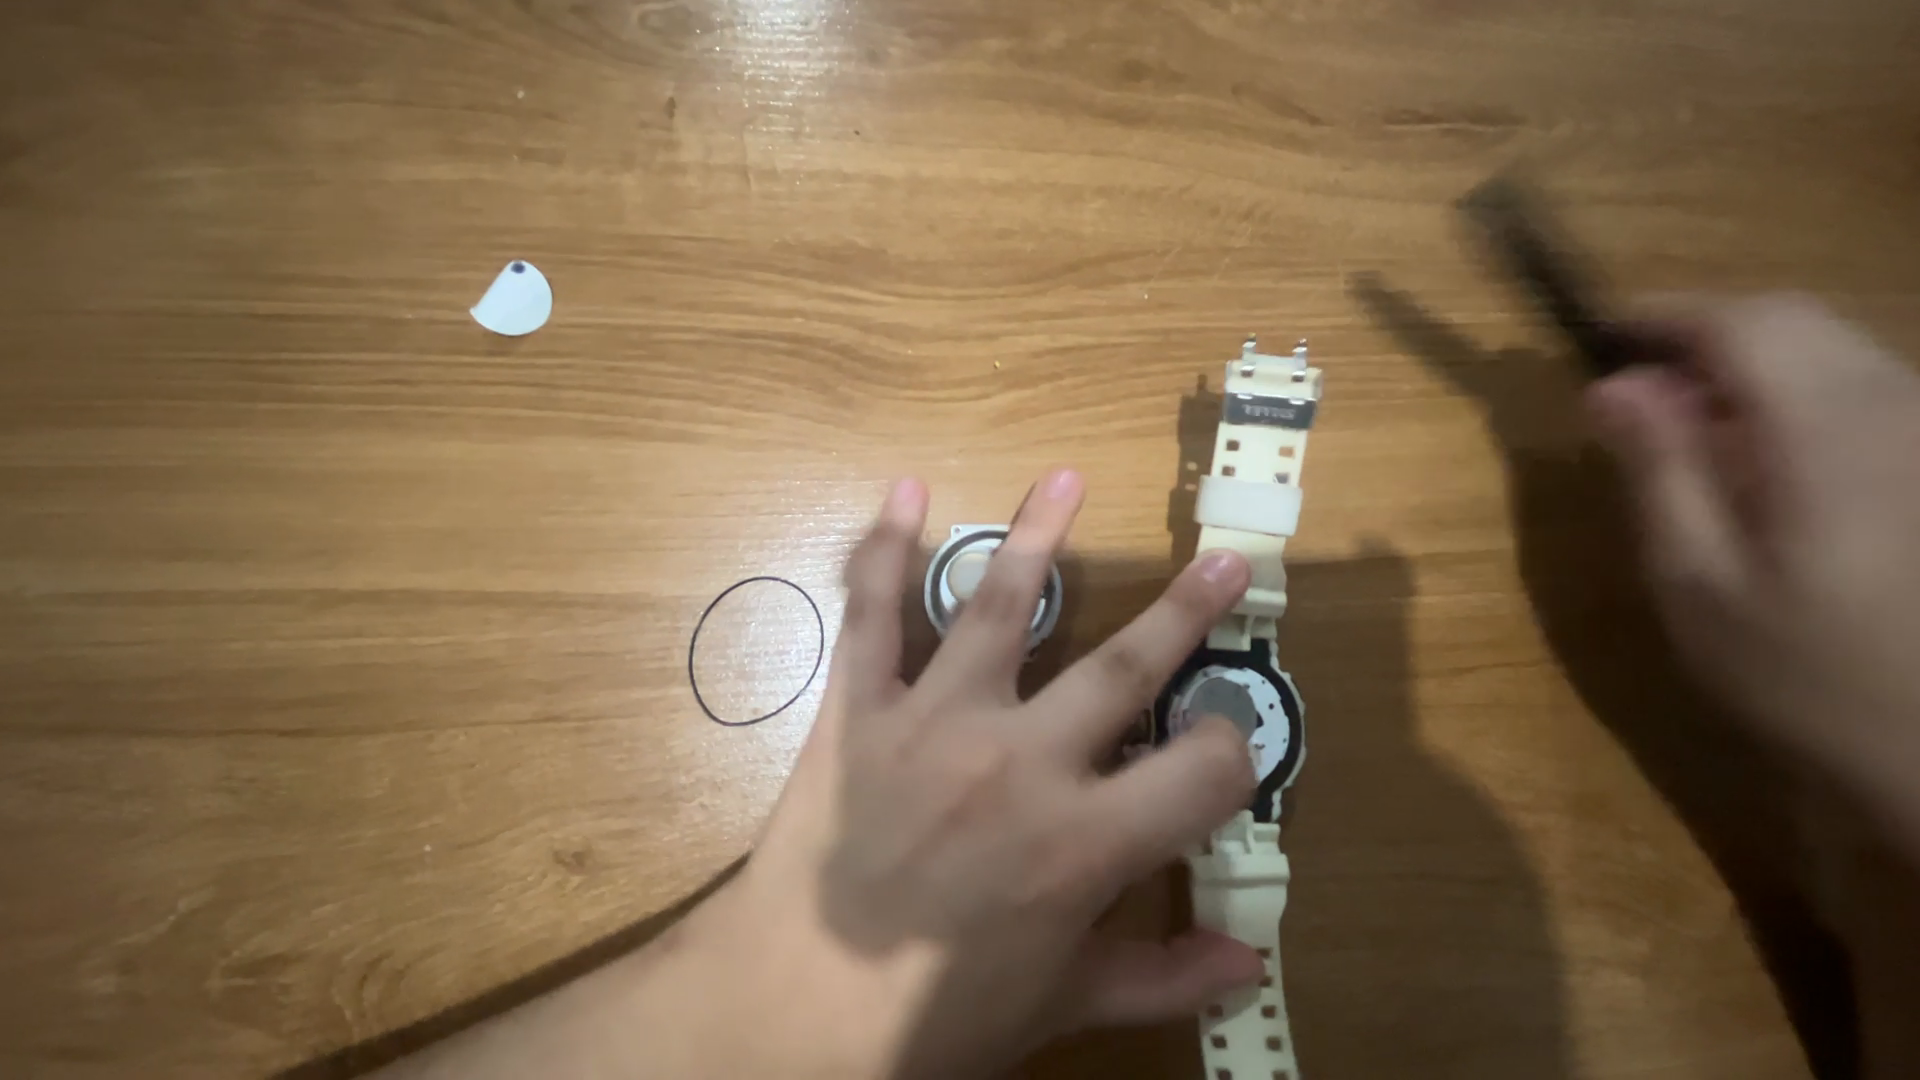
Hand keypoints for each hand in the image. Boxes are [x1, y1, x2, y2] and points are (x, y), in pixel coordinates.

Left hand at [372, 471, 1263, 1079]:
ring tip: (1065, 476)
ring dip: (1036, 535)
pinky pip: (872, 615)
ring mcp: (933, 720)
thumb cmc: (933, 1015)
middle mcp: (1018, 762)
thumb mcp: (1060, 1004)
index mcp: (1083, 843)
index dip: (1232, 756)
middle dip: (1185, 610)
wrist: (791, 1005)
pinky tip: (901, 494)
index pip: (1201, 772)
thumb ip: (1159, 975)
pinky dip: (881, 551)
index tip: (1226, 747)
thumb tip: (1250, 963)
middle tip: (1224, 557)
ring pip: (996, 608)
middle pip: (1124, 666)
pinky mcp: (861, 706)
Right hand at [1587, 294, 1919, 843]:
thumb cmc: (1807, 674)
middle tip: (1627, 391)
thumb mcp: (1697, 580)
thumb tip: (1613, 388)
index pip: (1747, 324)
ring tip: (1681, 431)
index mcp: (1832, 437)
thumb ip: (1659, 472)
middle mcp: (1907, 412)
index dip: (1664, 314)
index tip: (1596, 334)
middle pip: (1797, 324)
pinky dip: (1792, 401)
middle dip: (1700, 338)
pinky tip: (1759, 462)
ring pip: (1836, 354)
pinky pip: (1867, 394)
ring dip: (1745, 371)